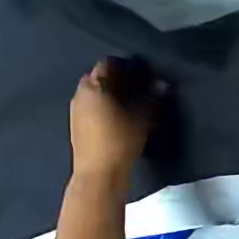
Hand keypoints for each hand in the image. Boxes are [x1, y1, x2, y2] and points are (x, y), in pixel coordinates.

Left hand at [69, 57, 160, 183]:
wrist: (99, 174)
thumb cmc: (121, 142)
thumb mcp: (143, 119)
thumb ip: (153, 99)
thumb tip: (163, 85)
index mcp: (95, 86)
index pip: (107, 64)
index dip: (123, 66)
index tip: (136, 73)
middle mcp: (81, 94)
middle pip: (96, 77)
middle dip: (112, 79)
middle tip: (130, 87)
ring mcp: (75, 110)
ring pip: (91, 92)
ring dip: (104, 93)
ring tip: (123, 103)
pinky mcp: (74, 125)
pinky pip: (87, 106)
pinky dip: (98, 106)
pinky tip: (112, 118)